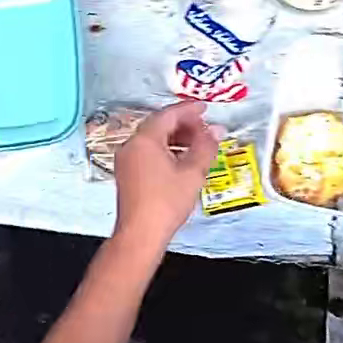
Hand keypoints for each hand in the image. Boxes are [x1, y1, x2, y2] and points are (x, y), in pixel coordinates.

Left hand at [111, 101, 218, 253]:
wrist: (140, 234)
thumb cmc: (165, 202)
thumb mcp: (193, 172)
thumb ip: (206, 146)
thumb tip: (216, 130)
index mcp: (144, 140)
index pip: (168, 114)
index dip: (189, 109)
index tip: (205, 108)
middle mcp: (131, 145)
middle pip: (159, 125)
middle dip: (183, 124)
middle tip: (204, 129)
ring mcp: (126, 160)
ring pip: (153, 139)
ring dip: (175, 138)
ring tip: (197, 145)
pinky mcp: (126, 173)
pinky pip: (147, 152)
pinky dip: (165, 150)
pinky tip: (181, 161)